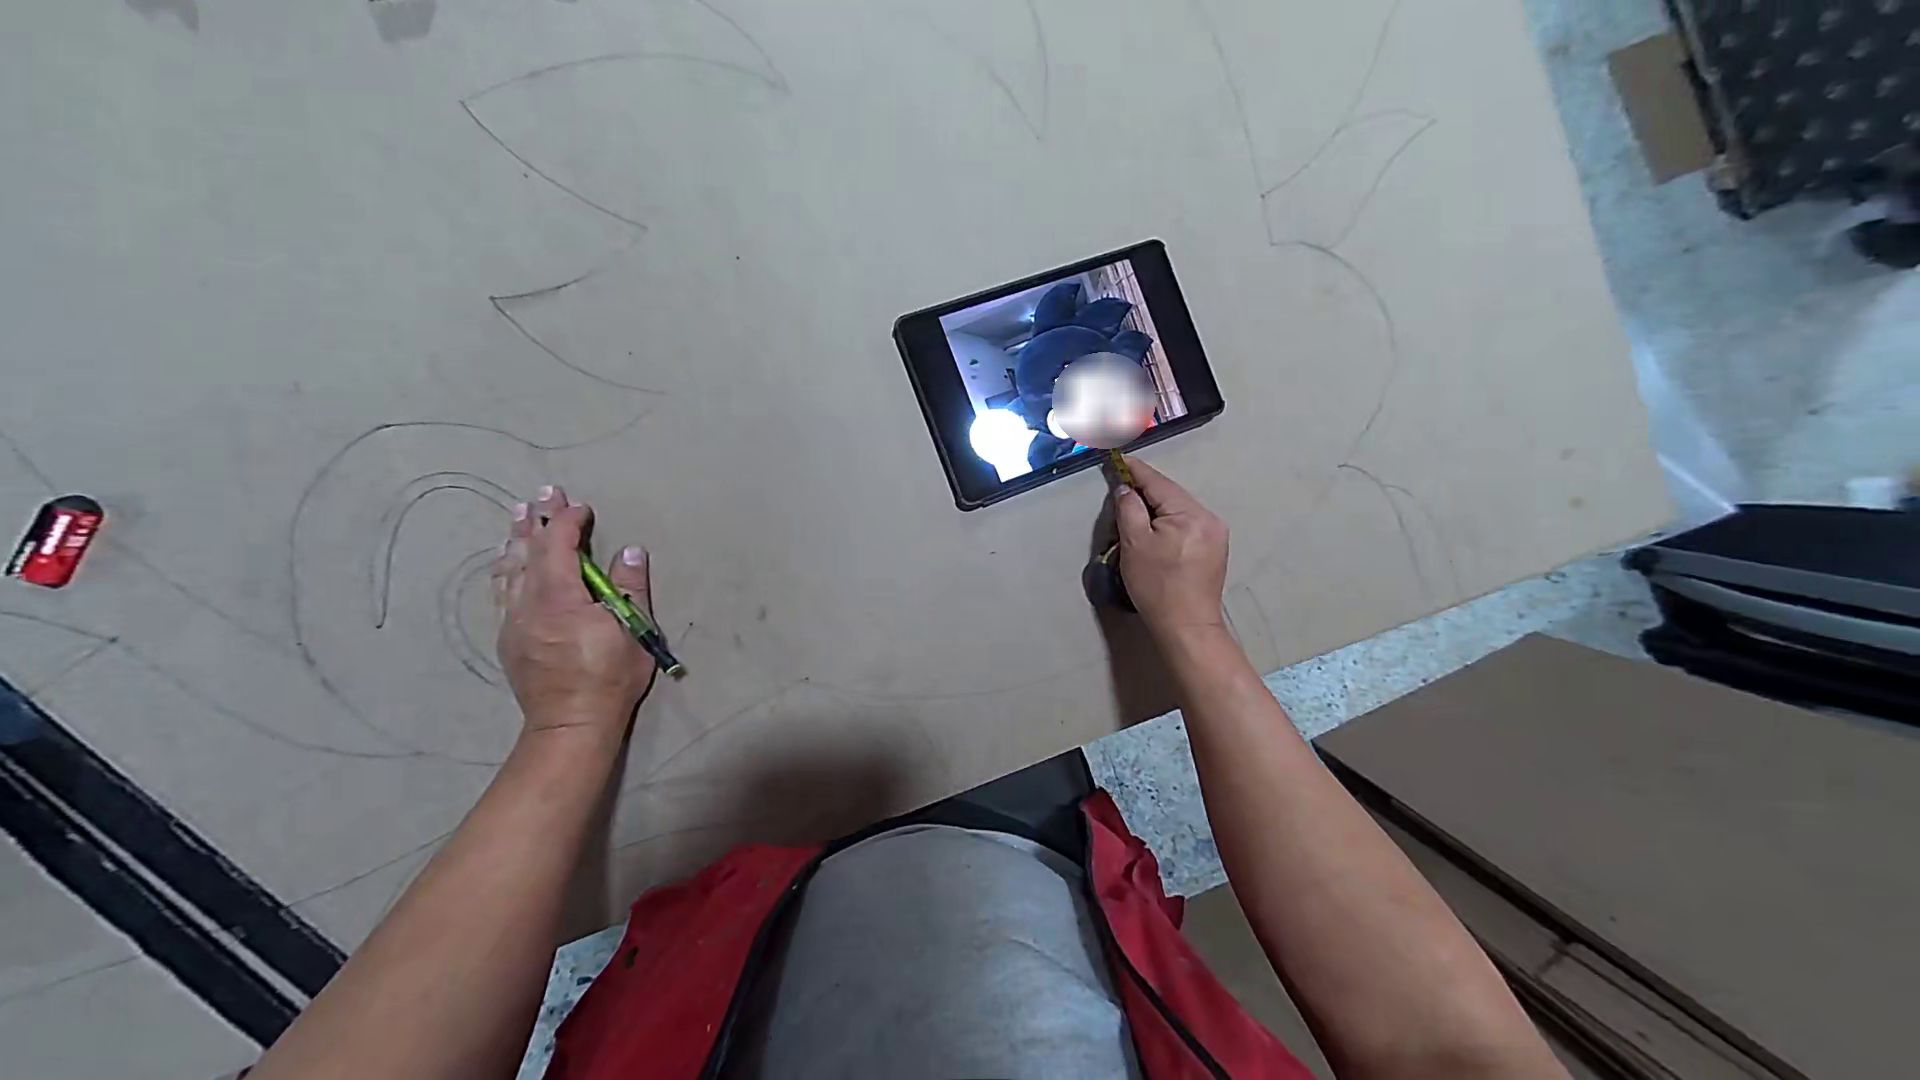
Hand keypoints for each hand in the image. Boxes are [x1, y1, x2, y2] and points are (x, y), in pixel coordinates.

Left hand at [493, 484, 655, 740]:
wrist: (570, 724)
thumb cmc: (609, 677)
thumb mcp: (634, 632)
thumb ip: (631, 588)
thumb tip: (630, 550)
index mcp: (560, 599)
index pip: (558, 547)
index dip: (568, 522)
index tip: (582, 507)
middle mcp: (529, 604)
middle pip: (527, 552)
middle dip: (536, 519)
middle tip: (542, 492)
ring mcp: (514, 621)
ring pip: (509, 570)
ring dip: (515, 539)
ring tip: (517, 515)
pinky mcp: (509, 638)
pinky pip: (502, 591)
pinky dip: (506, 568)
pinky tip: (507, 561)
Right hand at [1113, 457, 1228, 639]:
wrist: (1186, 626)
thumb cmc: (1157, 587)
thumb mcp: (1134, 544)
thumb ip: (1129, 509)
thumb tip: (1125, 488)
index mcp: (1190, 514)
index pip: (1157, 483)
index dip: (1135, 470)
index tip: (1119, 458)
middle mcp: (1208, 518)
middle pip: (1170, 495)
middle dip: (1145, 491)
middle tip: (1120, 489)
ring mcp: (1215, 533)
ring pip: (1178, 509)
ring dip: (1156, 507)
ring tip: (1134, 513)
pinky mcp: (1214, 548)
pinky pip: (1186, 523)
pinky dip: (1168, 521)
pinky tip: (1155, 529)